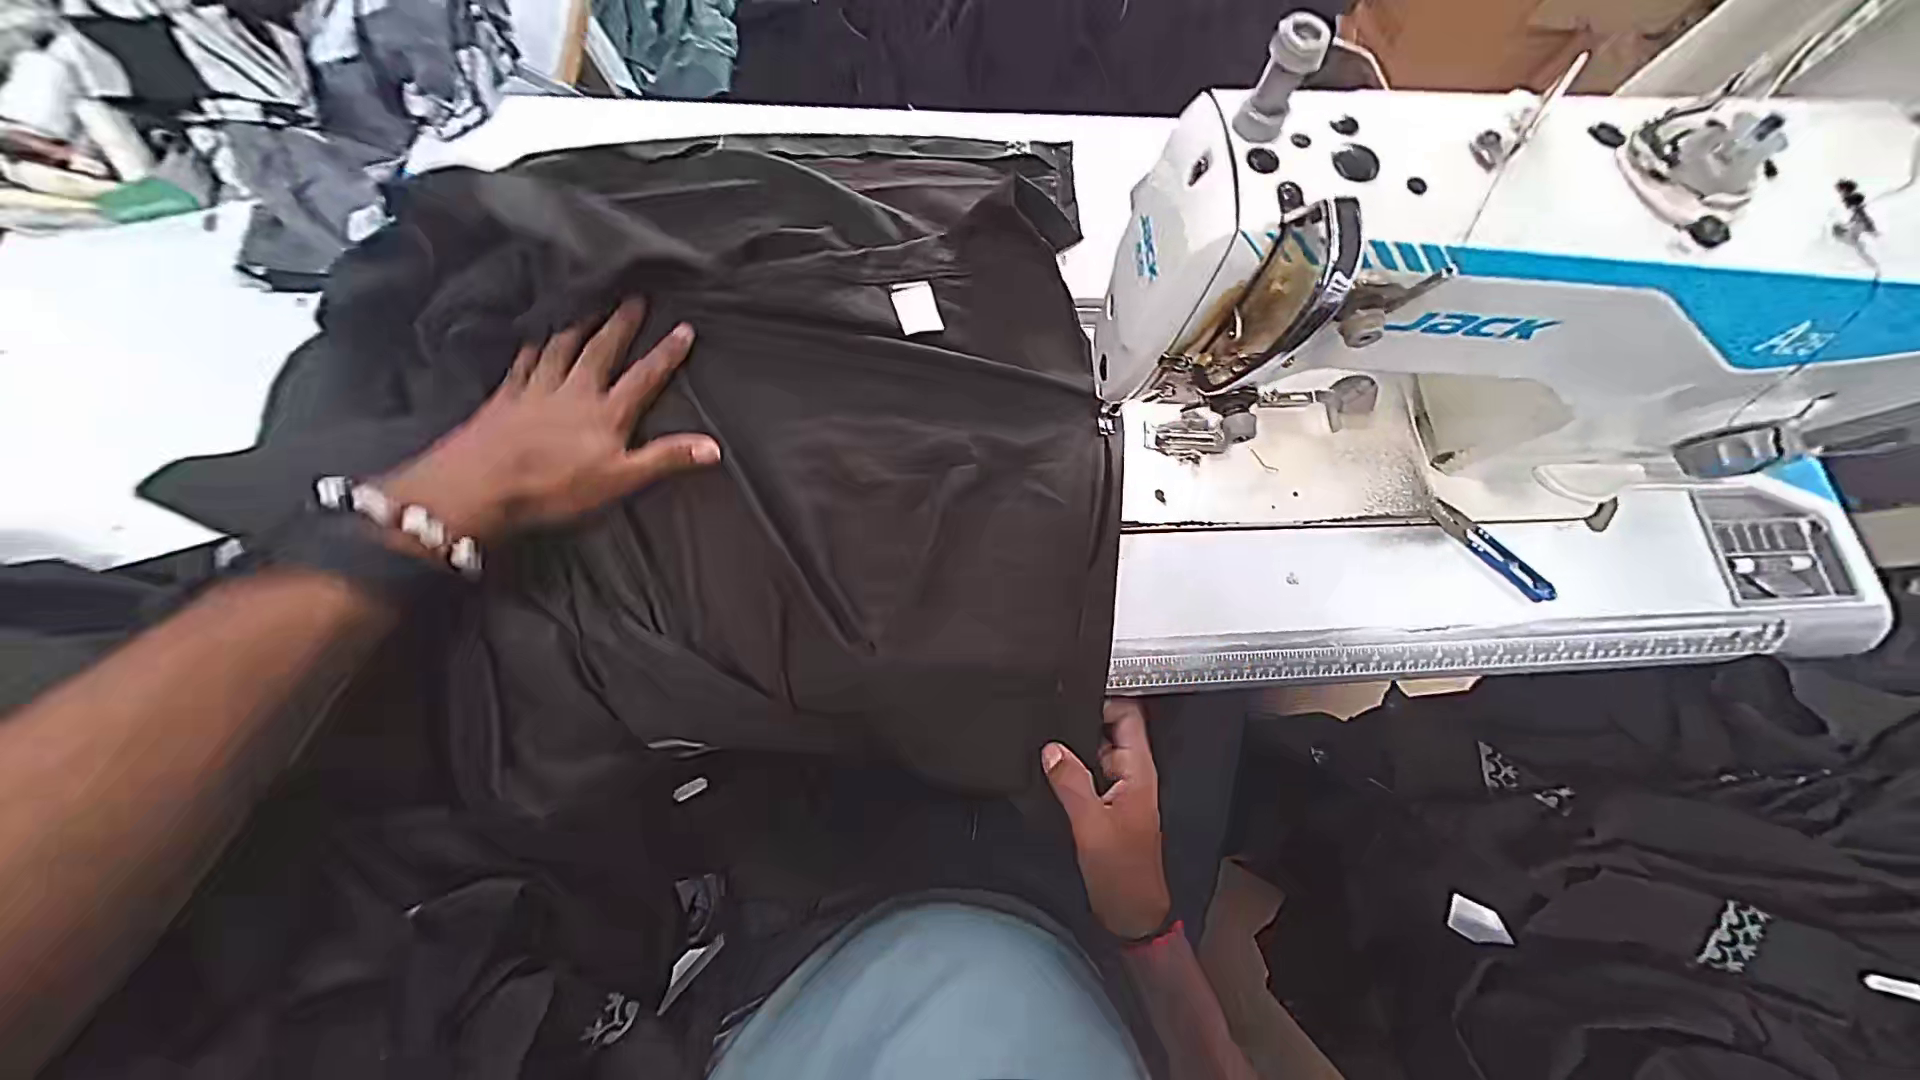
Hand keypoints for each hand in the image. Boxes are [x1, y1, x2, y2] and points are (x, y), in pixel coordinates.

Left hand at [378, 297, 719, 542]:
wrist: (478, 486)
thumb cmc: (555, 486)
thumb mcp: (621, 479)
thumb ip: (666, 458)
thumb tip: (713, 447)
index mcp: (606, 412)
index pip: (644, 377)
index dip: (666, 353)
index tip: (683, 329)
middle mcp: (574, 392)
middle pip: (601, 350)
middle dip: (621, 324)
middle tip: (634, 298)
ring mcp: (536, 391)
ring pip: (561, 347)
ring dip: (579, 325)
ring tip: (589, 306)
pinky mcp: (505, 398)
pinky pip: (523, 362)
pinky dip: (533, 345)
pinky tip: (534, 337)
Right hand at [1042, 699, 1172, 939]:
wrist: (1130, 914)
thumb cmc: (1123, 874)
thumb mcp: (1091, 825)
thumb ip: (1071, 781)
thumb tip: (1051, 749)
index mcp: (1138, 772)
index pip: (1128, 716)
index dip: (1106, 698)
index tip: (1076, 691)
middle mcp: (1131, 775)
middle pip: (1108, 729)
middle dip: (1081, 720)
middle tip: (1051, 714)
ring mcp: (1119, 789)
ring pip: (1095, 751)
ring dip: (1074, 745)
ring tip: (1046, 739)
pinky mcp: (1106, 804)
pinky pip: (1088, 772)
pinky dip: (1071, 766)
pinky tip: (1050, 768)